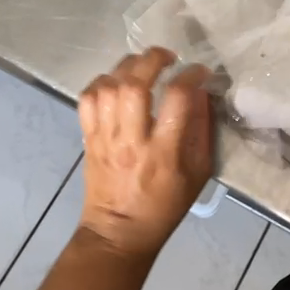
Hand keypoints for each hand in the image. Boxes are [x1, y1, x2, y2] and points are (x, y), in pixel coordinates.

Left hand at [76, 48, 213, 260]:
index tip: (199, 71)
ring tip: (142, 66)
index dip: (190, 75)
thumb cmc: (165, 205)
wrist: (118, 233)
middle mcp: (132, 140)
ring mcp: (106, 137)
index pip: (177, 98)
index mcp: (164, 152)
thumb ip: (202, 130)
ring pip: (109, 87)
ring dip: (127, 67)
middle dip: (153, 60)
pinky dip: (101, 82)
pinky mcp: (88, 138)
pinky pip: (88, 98)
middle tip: (167, 57)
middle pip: (135, 84)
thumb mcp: (198, 173)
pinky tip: (116, 82)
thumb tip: (201, 92)